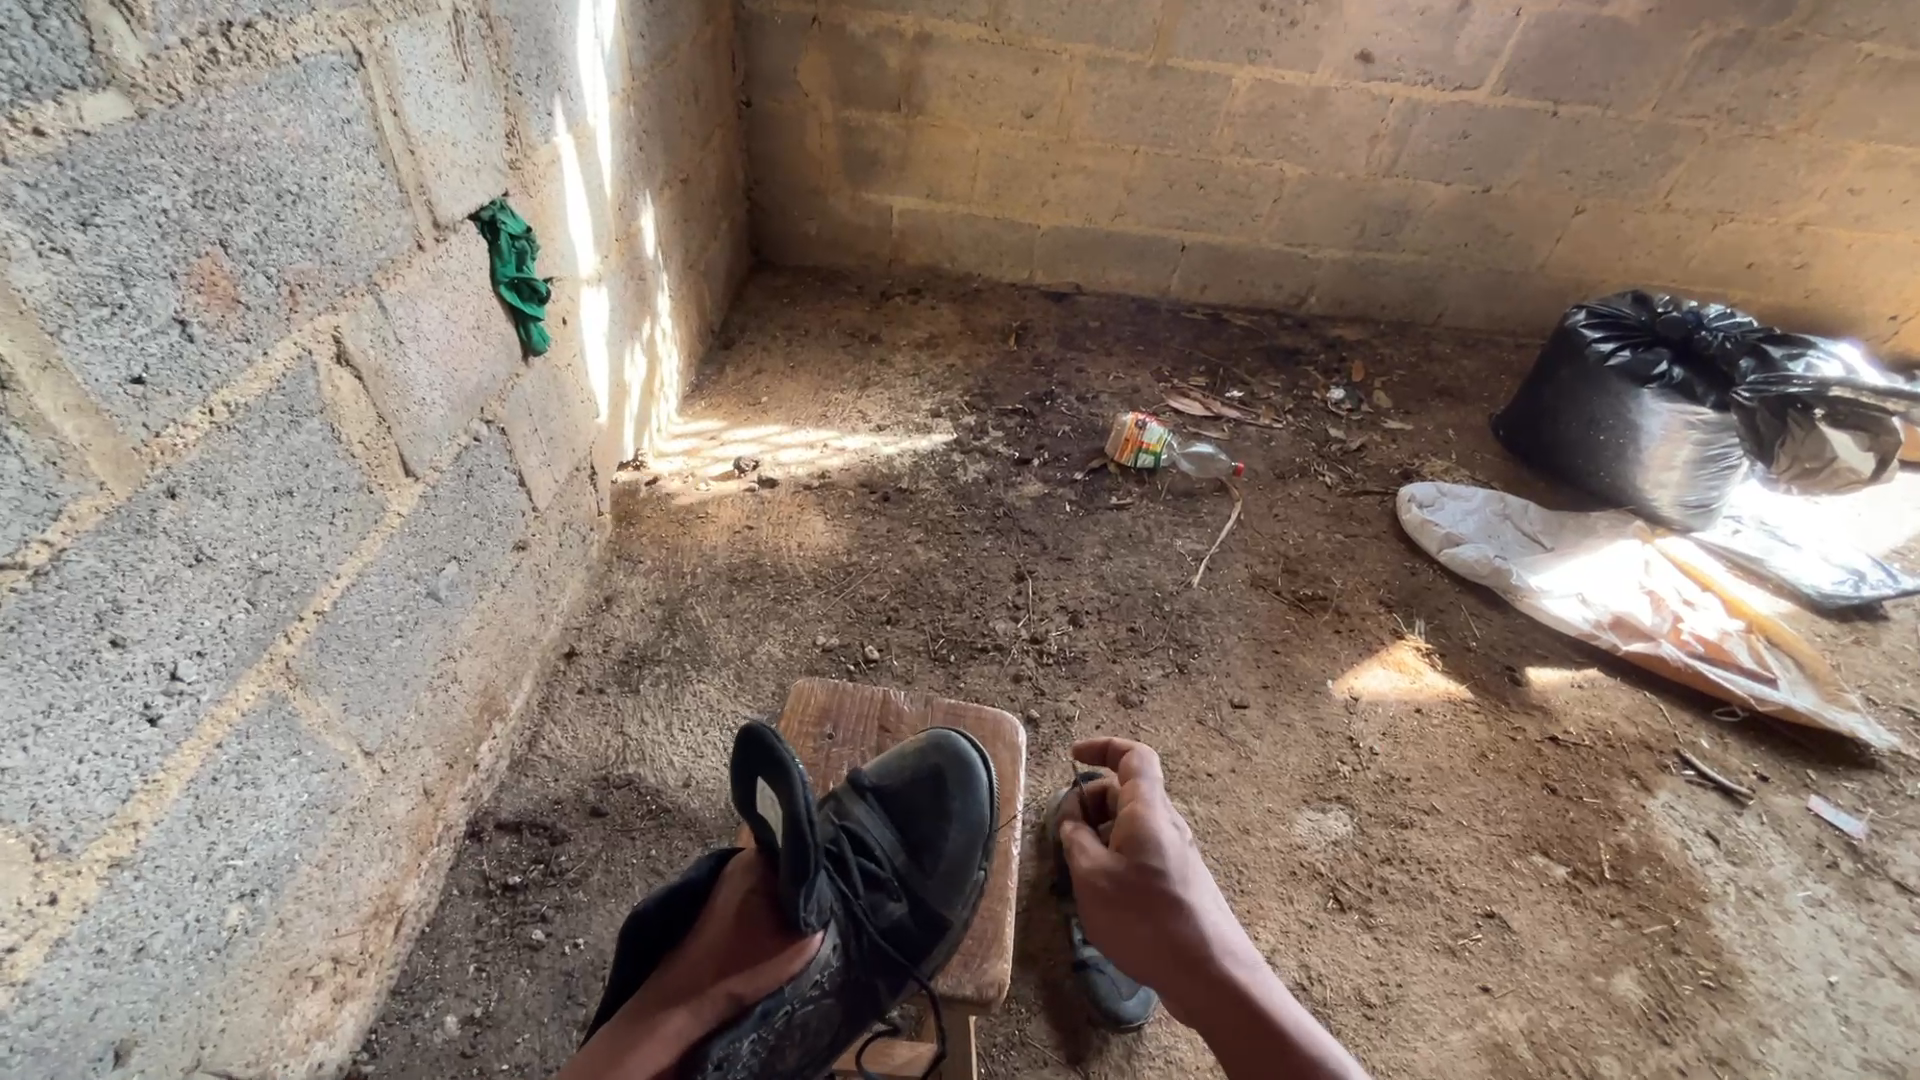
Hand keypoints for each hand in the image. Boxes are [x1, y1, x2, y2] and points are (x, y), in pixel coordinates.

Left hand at [561, 849, 819, 1079]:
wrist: (687, 998)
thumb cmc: (745, 962)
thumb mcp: (802, 935)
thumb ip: (821, 903)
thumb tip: (828, 887)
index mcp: (761, 856)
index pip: (806, 849)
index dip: (824, 869)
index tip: (835, 888)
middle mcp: (742, 858)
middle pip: (790, 863)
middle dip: (804, 883)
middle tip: (821, 907)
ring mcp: (728, 878)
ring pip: (774, 880)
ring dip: (787, 897)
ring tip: (800, 920)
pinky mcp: (719, 901)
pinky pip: (758, 894)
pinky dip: (769, 908)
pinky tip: (776, 930)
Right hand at [1056, 736, 1264, 1026]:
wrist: (1212, 975)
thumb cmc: (1146, 917)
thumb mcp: (1092, 876)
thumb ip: (1075, 839)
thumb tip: (1072, 820)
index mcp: (1147, 810)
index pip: (1133, 756)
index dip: (1103, 747)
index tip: (1074, 756)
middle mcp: (1167, 824)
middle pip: (1127, 792)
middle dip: (1090, 802)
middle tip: (1065, 832)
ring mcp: (1176, 855)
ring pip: (1132, 826)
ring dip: (1100, 834)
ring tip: (1078, 870)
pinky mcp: (1180, 883)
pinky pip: (1141, 852)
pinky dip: (1116, 858)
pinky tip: (1103, 896)